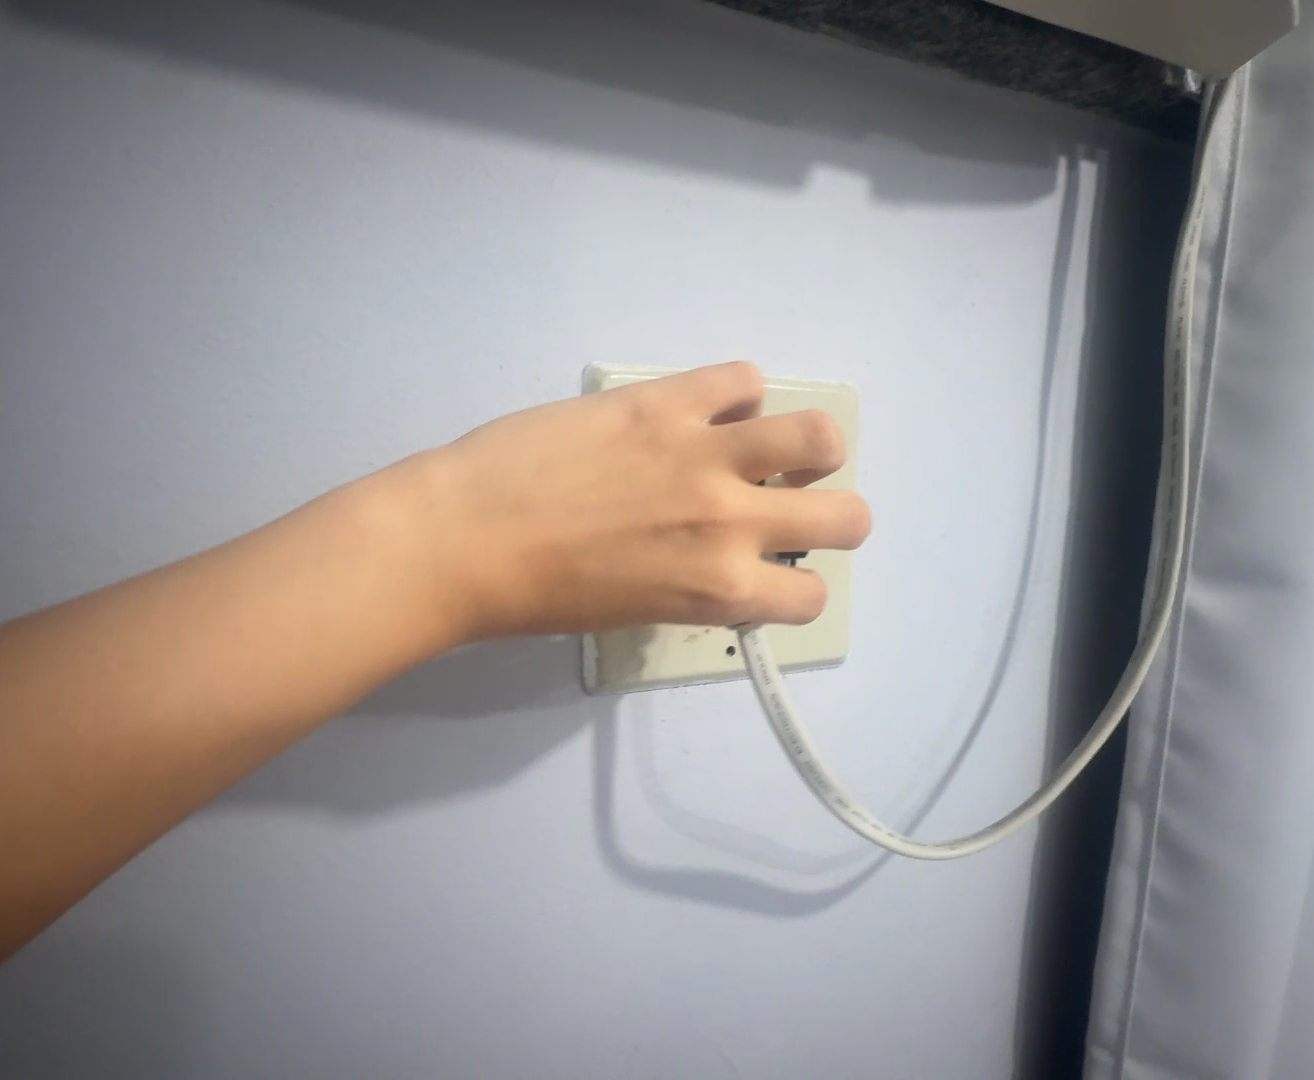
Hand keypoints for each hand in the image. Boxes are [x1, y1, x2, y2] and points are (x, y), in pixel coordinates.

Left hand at [402, 362, 871, 640]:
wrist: (464, 538)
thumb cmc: (541, 596)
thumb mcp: (642, 611)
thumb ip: (705, 586)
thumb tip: (734, 557)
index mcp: (721, 590)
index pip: (811, 596)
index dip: (795, 587)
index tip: (769, 574)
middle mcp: (732, 521)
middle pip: (849, 516)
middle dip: (836, 518)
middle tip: (795, 508)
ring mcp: (703, 452)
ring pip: (818, 434)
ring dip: (809, 446)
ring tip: (773, 447)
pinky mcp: (664, 400)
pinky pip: (740, 377)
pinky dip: (737, 393)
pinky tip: (708, 409)